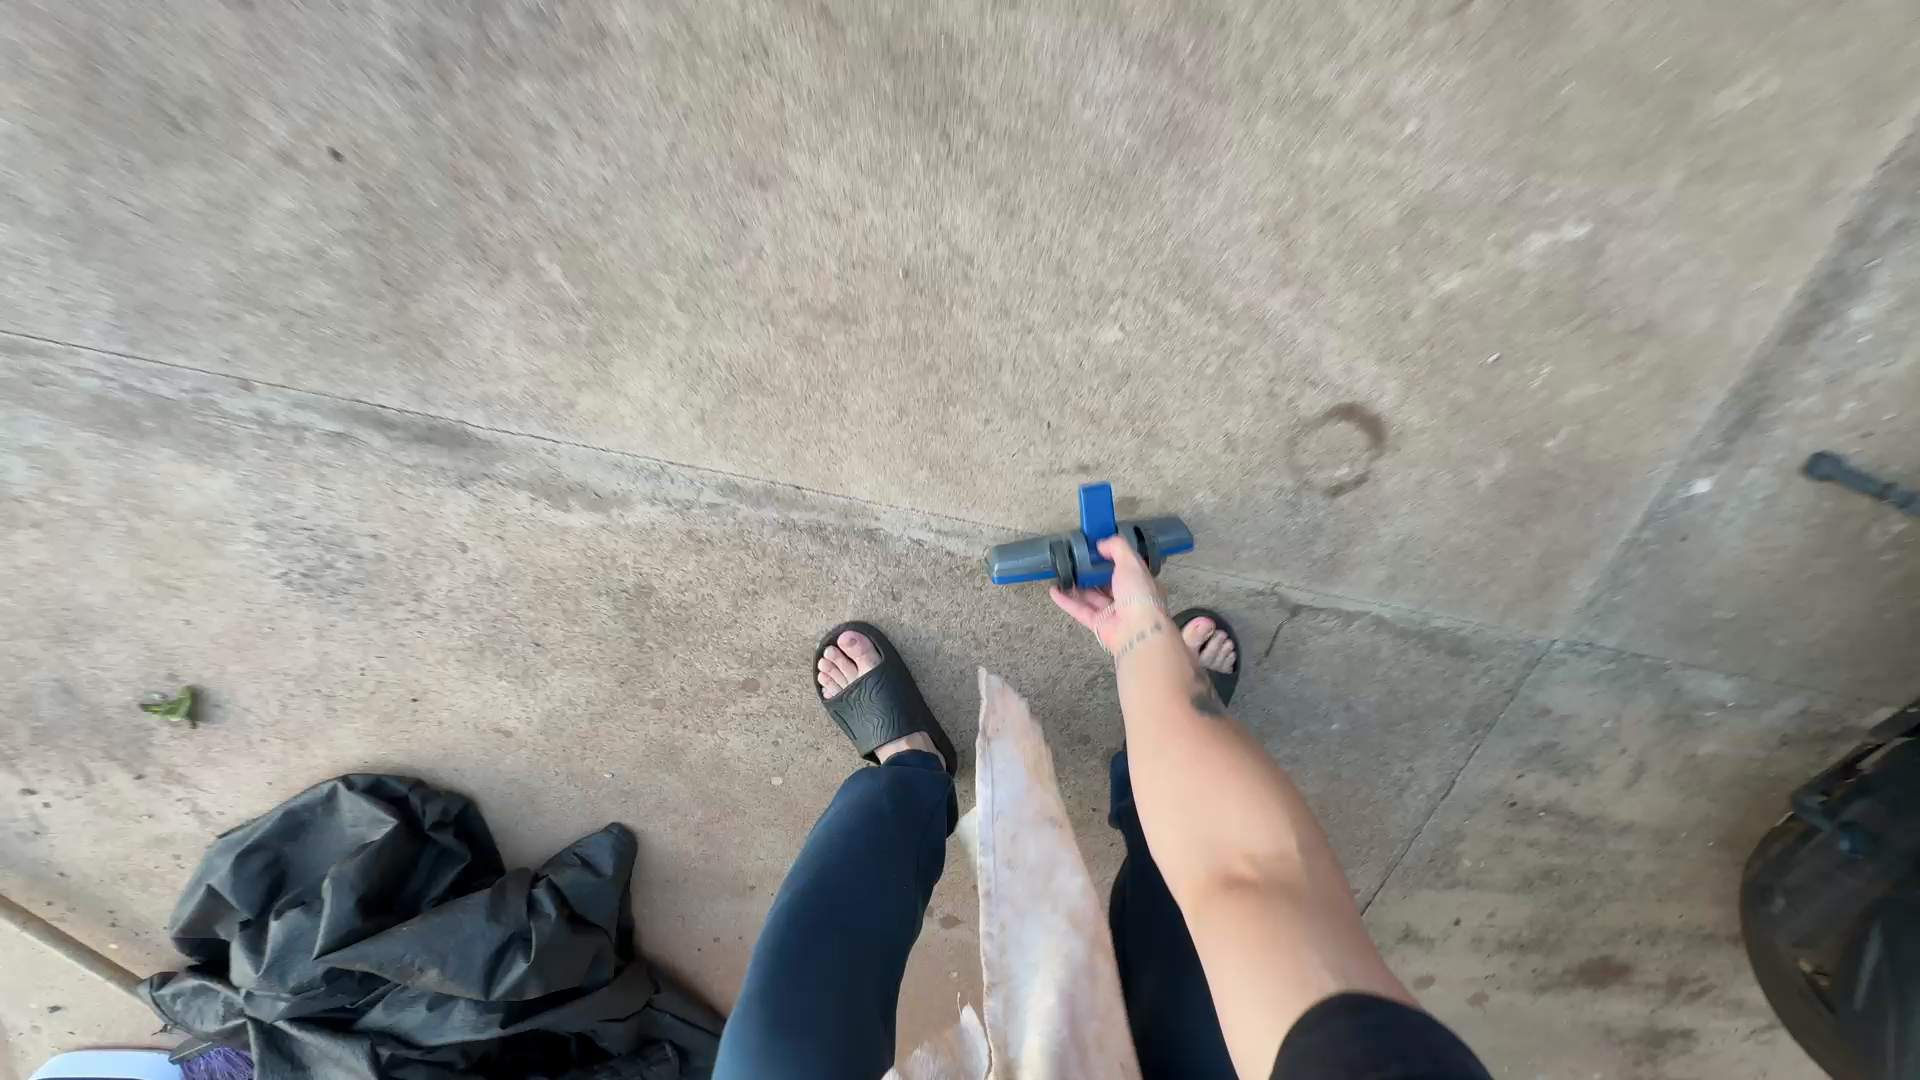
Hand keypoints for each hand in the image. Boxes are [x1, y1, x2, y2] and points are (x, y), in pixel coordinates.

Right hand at [1050, 534, 1169, 654]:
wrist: (1136, 630)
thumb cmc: (1139, 594)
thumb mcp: (1131, 562)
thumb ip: (1117, 548)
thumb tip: (1101, 544)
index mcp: (1142, 584)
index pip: (1128, 569)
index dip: (1114, 559)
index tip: (1097, 550)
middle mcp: (1129, 599)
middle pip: (1108, 584)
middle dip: (1093, 574)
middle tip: (1077, 561)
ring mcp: (1113, 613)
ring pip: (1093, 598)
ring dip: (1078, 587)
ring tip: (1063, 574)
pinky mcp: (1098, 625)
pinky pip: (1080, 610)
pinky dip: (1066, 601)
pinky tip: (1054, 591)